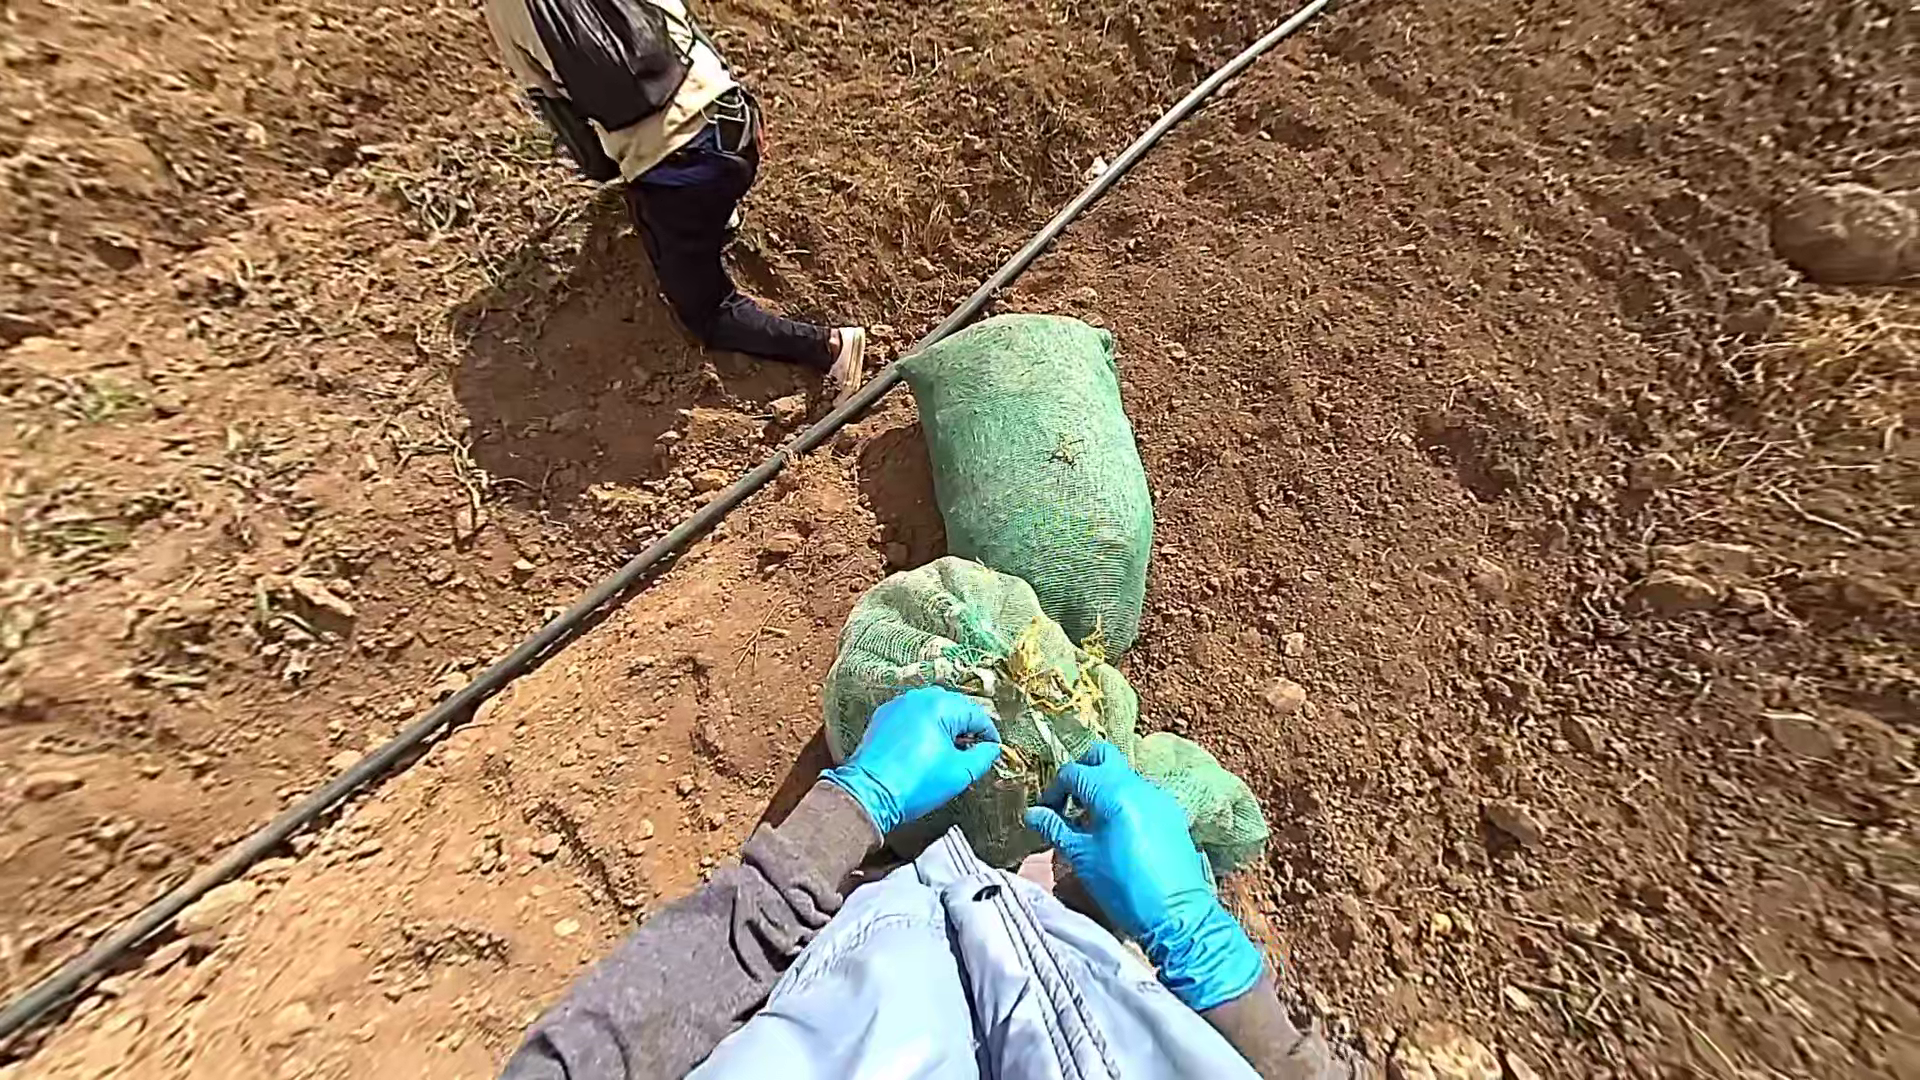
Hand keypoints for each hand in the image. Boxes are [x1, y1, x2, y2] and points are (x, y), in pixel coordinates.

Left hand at [824, 687, 1002, 834]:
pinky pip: (912, 715)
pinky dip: (923, 727)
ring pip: (932, 709)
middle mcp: (919, 697)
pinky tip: (925, 748)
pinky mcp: (883, 716)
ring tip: (949, 750)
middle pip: (954, 707)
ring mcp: (899, 705)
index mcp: (940, 705)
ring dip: (945, 726)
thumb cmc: (915, 783)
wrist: (869, 793)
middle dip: (966, 727)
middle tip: (973, 751)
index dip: (988, 734)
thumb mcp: (959, 773)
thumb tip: (991, 749)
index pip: (976, 714)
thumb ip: (983, 757)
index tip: (992, 750)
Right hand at [1023, 742, 1262, 1010]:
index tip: (1047, 812)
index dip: (1054, 790)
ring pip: (1122, 774)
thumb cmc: (1125, 889)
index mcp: (1112, 792)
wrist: (1179, 920)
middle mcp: (1137, 785)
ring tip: (1091, 821)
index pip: (1073, 772)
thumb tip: (1032, 813)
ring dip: (1102, 787)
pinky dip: (1123, 800)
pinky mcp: (1171, 811)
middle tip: (1071, 800)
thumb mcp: (1082, 857)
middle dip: (1081, 770)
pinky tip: (1116, 831)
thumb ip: (1055, 828)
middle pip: (1101, 755)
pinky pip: (1140, 793)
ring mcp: (1157, 796)